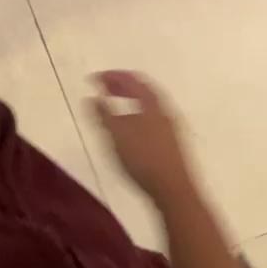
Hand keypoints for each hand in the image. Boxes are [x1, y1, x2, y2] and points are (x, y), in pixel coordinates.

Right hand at [89, 71, 199, 207]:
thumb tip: (92, 97)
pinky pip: (152, 119)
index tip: (94, 78)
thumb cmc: (143, 160)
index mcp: (153, 105)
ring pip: (149, 106)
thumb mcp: (116, 135)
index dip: (113, 76)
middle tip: (103, 87)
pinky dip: (136, 114)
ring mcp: (171, 129)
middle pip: (144, 91)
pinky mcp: (171, 144)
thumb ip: (103, 114)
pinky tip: (128, 129)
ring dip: (129, 101)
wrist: (174, 191)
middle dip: (122, 86)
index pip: (134, 80)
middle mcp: (165, 112)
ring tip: (113, 106)